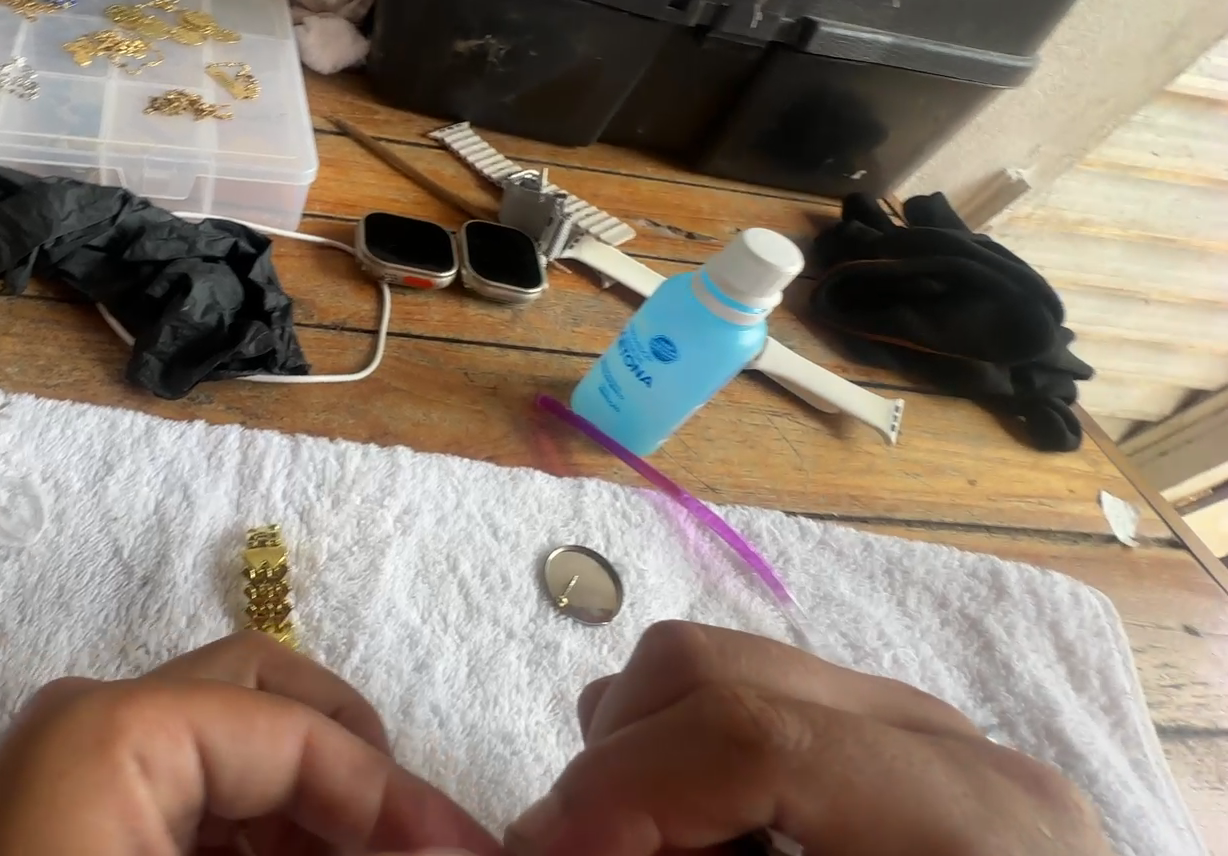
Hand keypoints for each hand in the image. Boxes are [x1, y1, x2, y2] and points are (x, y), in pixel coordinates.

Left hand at [0, 632, 500, 855]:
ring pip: (234, 745)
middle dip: (352, 766)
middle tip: (425, 842)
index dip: (391, 792)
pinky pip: (198, 796)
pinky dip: (263, 833)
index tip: (468, 851)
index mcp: (114, 725)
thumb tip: (448, 849)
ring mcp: (84, 763)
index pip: (289, 727)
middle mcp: (97, 717)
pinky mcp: (85, 812)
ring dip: (313, 804)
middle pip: (263, 694)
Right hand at [506, 621, 1110, 855]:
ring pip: (697, 661)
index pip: (746, 738)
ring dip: (632, 748)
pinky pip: (723, 682)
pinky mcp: (861, 719)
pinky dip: (670, 740)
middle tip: (584, 853)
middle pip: (700, 668)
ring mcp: (892, 711)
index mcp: (959, 810)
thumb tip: (538, 842)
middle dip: (611, 764)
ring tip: (649, 840)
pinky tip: (703, 824)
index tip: (538, 851)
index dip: (619, 791)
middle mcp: (925, 727)